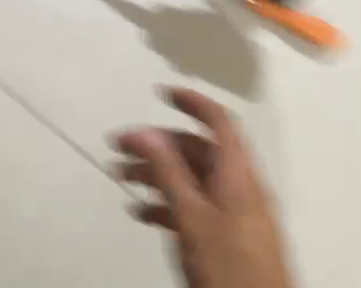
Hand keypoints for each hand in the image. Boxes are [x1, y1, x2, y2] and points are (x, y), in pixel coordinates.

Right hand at [112, 88, 292, 287]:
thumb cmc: (226, 268)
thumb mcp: (190, 216)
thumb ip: (167, 170)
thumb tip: (146, 129)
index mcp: (238, 176)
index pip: (219, 123)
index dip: (192, 102)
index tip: (159, 93)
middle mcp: (241, 189)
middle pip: (198, 151)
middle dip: (158, 144)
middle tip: (119, 148)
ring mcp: (237, 216)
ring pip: (194, 180)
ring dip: (157, 174)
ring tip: (122, 180)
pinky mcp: (231, 241)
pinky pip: (197, 208)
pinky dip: (169, 203)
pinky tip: (143, 214)